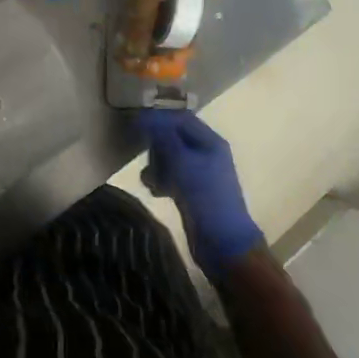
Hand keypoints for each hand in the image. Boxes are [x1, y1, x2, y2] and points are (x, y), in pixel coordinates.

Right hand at [138, 110, 263, 275]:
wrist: (222, 241)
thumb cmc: (205, 196)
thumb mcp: (183, 162)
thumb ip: (164, 137)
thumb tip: (146, 116)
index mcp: (210, 142)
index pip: (182, 120)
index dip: (159, 119)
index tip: (136, 125)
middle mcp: (206, 154)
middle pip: (174, 138)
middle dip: (157, 147)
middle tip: (149, 159)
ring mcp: (199, 174)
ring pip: (170, 160)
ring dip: (157, 166)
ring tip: (152, 180)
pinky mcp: (191, 193)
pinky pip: (171, 178)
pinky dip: (161, 181)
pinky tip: (156, 192)